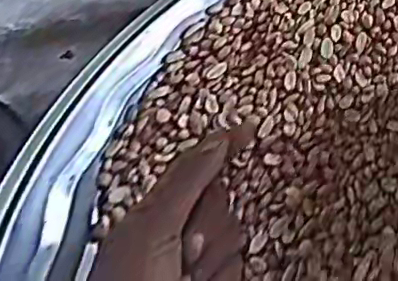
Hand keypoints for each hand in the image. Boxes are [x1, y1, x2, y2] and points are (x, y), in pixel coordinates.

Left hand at [92, 128, 250, 280]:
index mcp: (149, 216)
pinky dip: (226, 279)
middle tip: (186, 254)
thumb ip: (184, 183)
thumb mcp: (149, 234)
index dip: (221, 147)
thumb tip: (217, 141)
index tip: (248, 131)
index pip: (195, 166)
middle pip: (219, 198)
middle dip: (210, 224)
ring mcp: (195, 265)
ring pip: (233, 233)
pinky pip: (239, 266)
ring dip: (216, 259)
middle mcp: (173, 236)